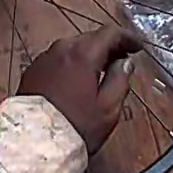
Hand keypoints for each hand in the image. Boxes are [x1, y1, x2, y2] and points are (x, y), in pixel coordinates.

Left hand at [17, 26, 141, 151]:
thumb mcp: (108, 107)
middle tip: (124, 58)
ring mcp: (44, 56)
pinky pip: (58, 57)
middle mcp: (61, 48)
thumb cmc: (77, 125)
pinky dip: (72, 61)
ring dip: (90, 53)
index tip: (138, 47)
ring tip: (103, 68)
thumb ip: (120, 79)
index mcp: (82, 54)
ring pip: (73, 46)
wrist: (35, 140)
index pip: (109, 33)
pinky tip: (78, 77)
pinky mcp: (33, 68)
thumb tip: (125, 61)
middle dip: (109, 45)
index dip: (127, 37)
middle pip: (90, 38)